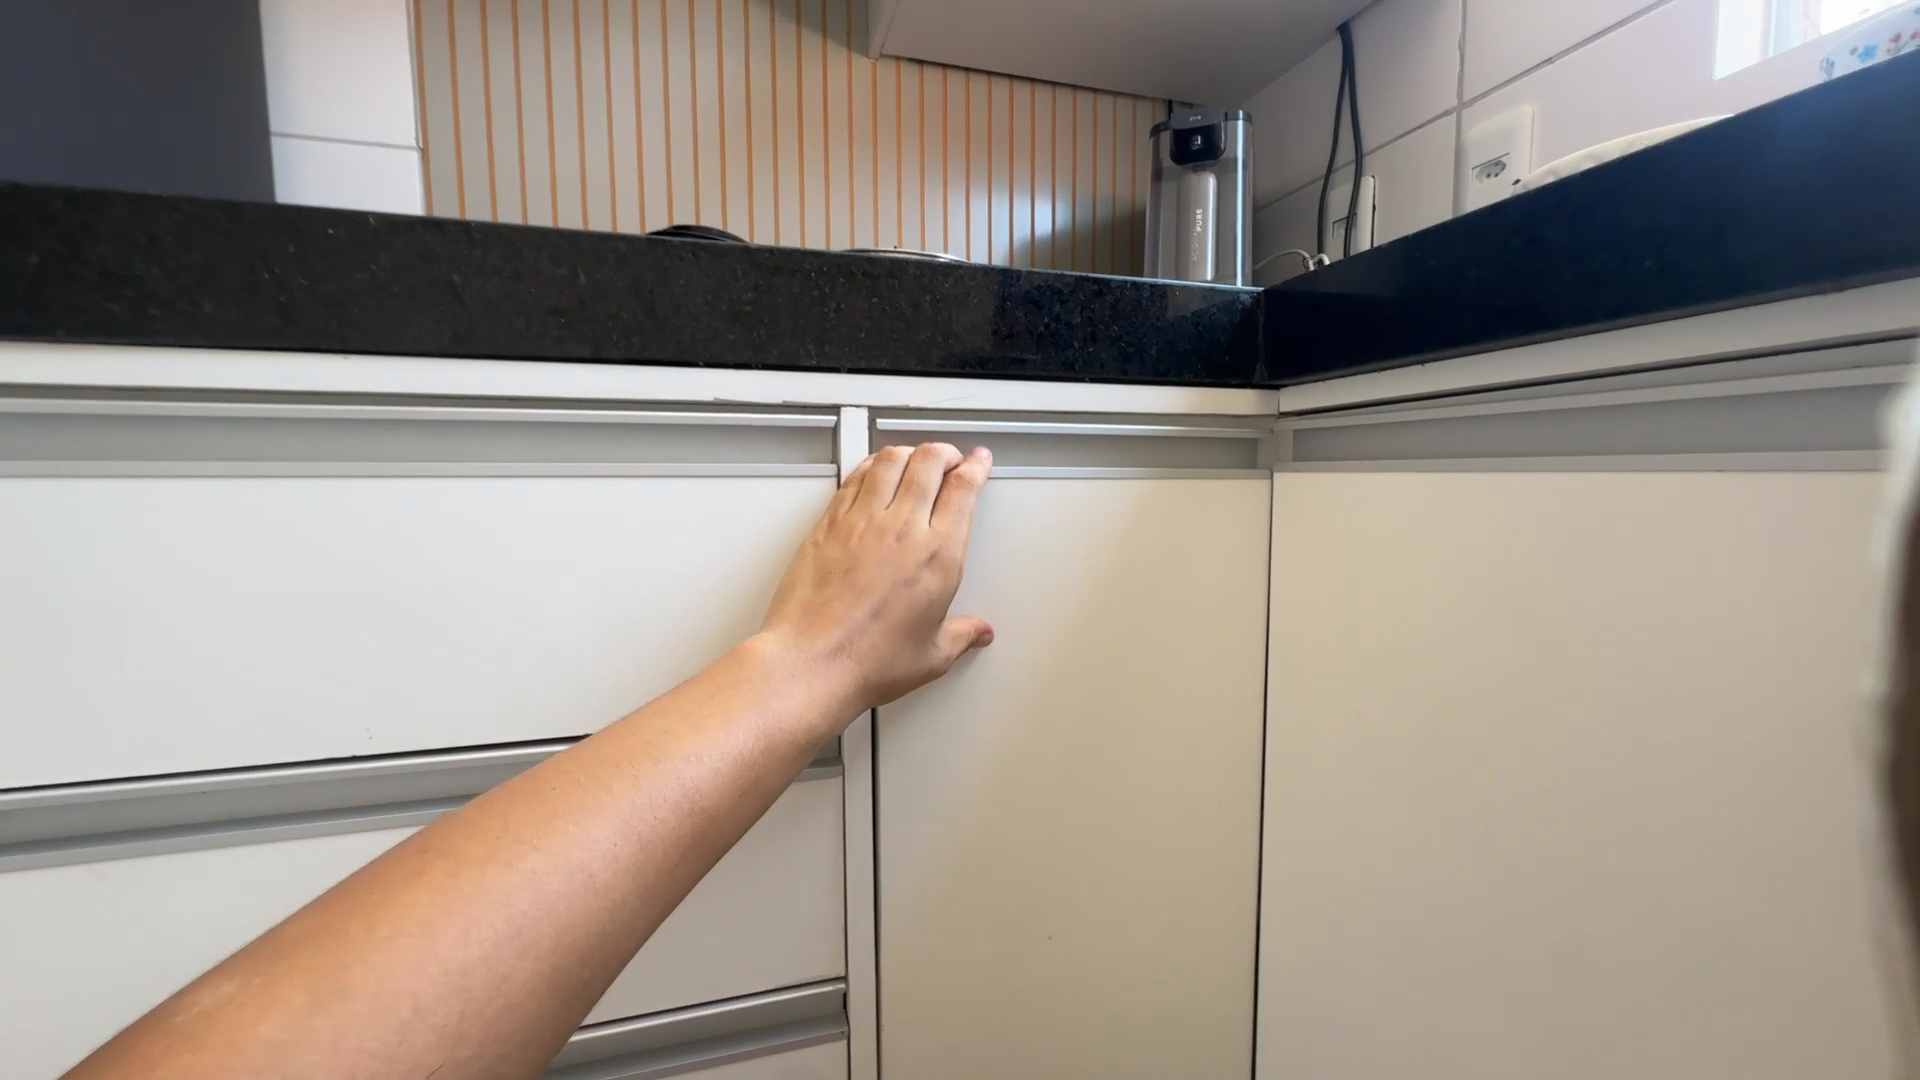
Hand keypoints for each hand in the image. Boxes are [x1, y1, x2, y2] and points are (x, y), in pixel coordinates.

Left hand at [758, 442, 993, 713]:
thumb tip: (977, 632)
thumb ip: (961, 635)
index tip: (978, 463)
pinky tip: (874, 469)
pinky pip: (855, 477)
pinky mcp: (829, 523)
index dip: (976, 467)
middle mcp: (902, 528)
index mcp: (938, 555)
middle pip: (929, 461)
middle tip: (951, 458)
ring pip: (891, 460)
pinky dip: (872, 465)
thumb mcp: (931, 655)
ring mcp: (863, 521)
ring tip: (915, 456)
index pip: (964, 488)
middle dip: (945, 452)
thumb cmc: (866, 661)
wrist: (811, 663)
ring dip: (909, 451)